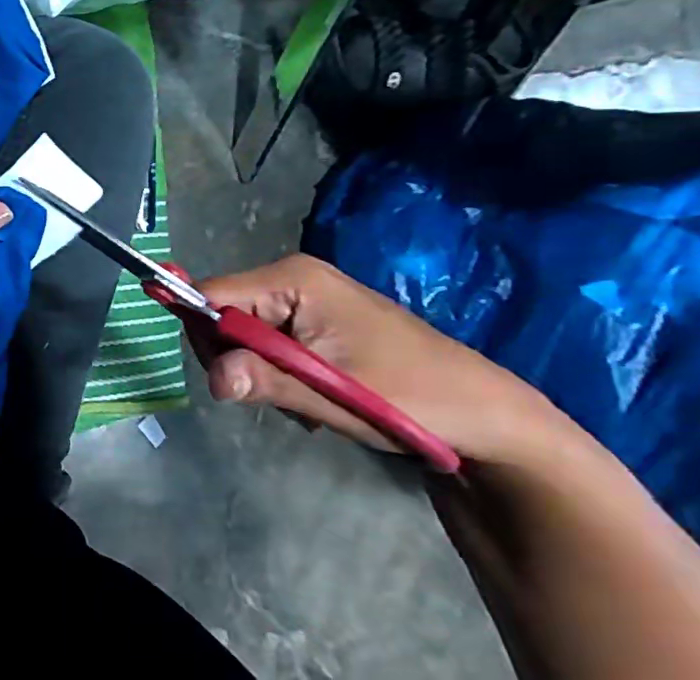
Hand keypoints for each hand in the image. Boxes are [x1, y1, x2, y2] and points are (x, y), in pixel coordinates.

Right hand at [193, 254, 565, 465]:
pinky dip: (278, 371)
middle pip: (223, 313)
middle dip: (238, 358)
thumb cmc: (416, 398)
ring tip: (305, 401)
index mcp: (293, 279)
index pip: (211, 293)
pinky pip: (269, 340)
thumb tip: (213, 379)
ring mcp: (307, 298)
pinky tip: (312, 395)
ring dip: (261, 371)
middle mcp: (293, 279)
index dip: (206, 334)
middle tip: (275, 395)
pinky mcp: (317, 321)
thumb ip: (267, 381)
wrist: (493, 420)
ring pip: (244, 332)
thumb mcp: (336, 394)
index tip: (225, 377)